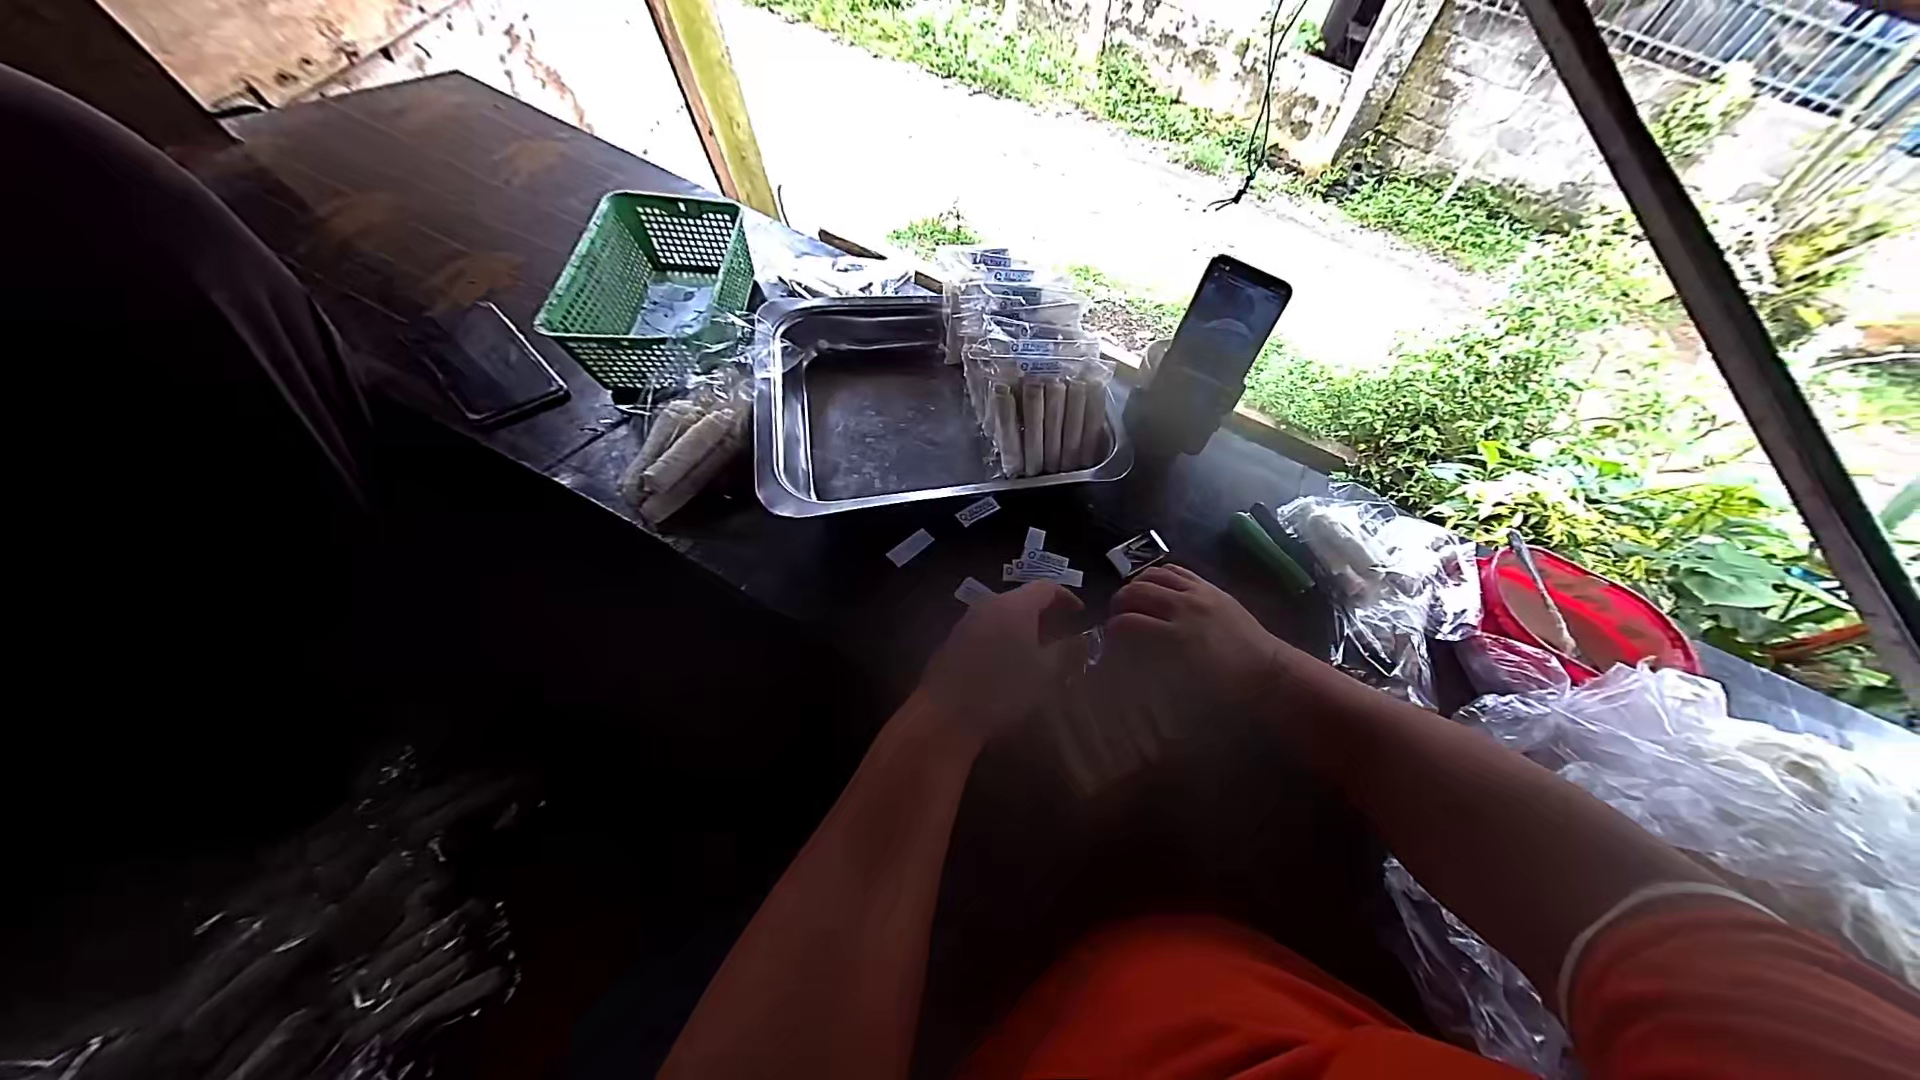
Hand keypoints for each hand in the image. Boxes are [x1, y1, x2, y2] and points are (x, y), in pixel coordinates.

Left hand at [912, 582, 1085, 743]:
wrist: (946, 714)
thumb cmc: (1003, 689)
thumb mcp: (1047, 672)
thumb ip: (1068, 650)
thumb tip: (1081, 638)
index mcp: (1014, 606)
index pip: (1047, 587)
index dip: (1068, 598)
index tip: (1080, 615)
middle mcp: (988, 605)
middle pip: (1023, 599)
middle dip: (1046, 614)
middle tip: (1062, 635)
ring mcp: (967, 622)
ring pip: (1003, 615)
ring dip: (1024, 627)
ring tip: (1038, 651)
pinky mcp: (953, 641)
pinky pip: (987, 630)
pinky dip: (1004, 638)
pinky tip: (1008, 663)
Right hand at [1106, 564, 1294, 709]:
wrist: (1268, 676)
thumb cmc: (1223, 694)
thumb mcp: (1179, 690)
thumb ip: (1144, 670)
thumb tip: (1116, 660)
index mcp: (1175, 638)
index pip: (1124, 625)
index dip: (1110, 636)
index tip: (1110, 648)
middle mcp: (1184, 608)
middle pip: (1131, 593)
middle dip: (1117, 610)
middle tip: (1117, 626)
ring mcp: (1198, 593)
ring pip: (1149, 576)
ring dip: (1133, 589)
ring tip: (1133, 606)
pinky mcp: (1209, 587)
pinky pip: (1173, 570)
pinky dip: (1155, 579)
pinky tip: (1154, 594)